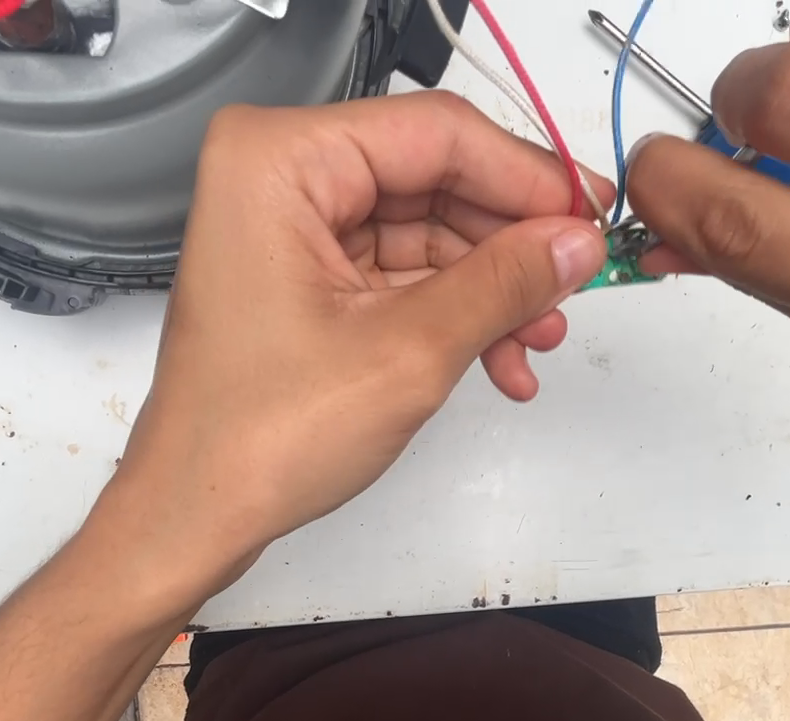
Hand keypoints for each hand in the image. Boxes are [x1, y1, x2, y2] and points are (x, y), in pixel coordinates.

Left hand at [94, 92, 607, 603]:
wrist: (202, 514)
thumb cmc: (259, 440)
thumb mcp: (409, 352)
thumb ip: (503, 284)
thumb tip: (573, 243)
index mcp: (280, 163)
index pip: (437, 137)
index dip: (526, 178)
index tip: (587, 214)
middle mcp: (279, 184)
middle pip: (434, 185)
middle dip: (509, 248)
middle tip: (571, 286)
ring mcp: (292, 238)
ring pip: (425, 239)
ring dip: (489, 293)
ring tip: (537, 341)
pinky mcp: (306, 286)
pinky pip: (400, 281)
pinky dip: (453, 318)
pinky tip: (498, 361)